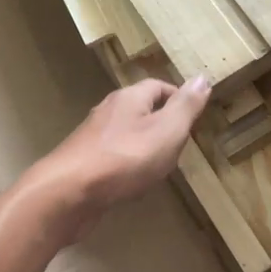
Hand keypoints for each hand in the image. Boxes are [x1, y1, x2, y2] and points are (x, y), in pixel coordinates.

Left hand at [23, 76, 211, 240]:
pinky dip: (127, 165)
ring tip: (161, 165)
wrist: (68, 194)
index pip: (158, 86)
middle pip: (140, 109)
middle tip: (181, 144)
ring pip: (126, 134)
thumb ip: (186, 106)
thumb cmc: (125, 159)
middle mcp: (108, 111)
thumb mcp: (167, 131)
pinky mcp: (82, 163)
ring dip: (144, 146)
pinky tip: (133, 183)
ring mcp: (92, 138)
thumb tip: (203, 77)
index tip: (194, 118)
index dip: (179, 99)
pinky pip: (112, 158)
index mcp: (129, 98)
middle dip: (162, 123)